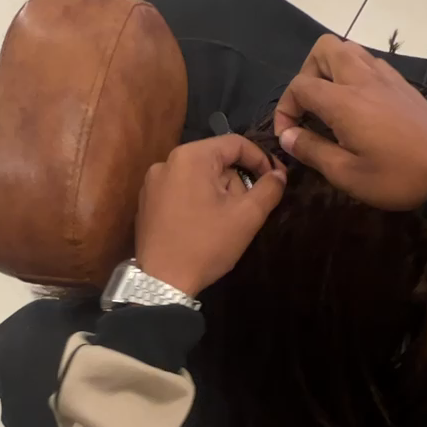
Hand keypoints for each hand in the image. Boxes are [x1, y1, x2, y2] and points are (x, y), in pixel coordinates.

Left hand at [135, 134, 286, 296]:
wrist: (162, 282)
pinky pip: (182, 191)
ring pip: (199, 177)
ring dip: (218, 194)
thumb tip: (279, 175)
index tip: (276, 180)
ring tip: (224, 223)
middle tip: (247, 210)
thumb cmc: (206, 245)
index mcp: (191, 157)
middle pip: (216, 161)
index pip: (235, 143)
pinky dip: (198, 202)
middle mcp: (167, 161)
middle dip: (237, 182)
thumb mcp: (246, 217)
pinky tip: (203, 227)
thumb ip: (268, 189)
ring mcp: (153, 182)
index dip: (261, 159)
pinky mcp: (147, 202)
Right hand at [272, 34, 426, 210]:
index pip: (300, 86)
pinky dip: (353, 74)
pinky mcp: (400, 83)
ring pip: (348, 49)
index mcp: (344, 101)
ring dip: (330, 70)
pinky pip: (368, 62)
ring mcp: (384, 76)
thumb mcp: (347, 174)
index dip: (285, 109)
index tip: (288, 136)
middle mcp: (362, 79)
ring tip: (329, 104)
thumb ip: (313, 151)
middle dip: (306, 74)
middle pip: (323, 49)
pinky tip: (356, 105)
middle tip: (308, 108)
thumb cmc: (396, 176)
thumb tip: (287, 136)